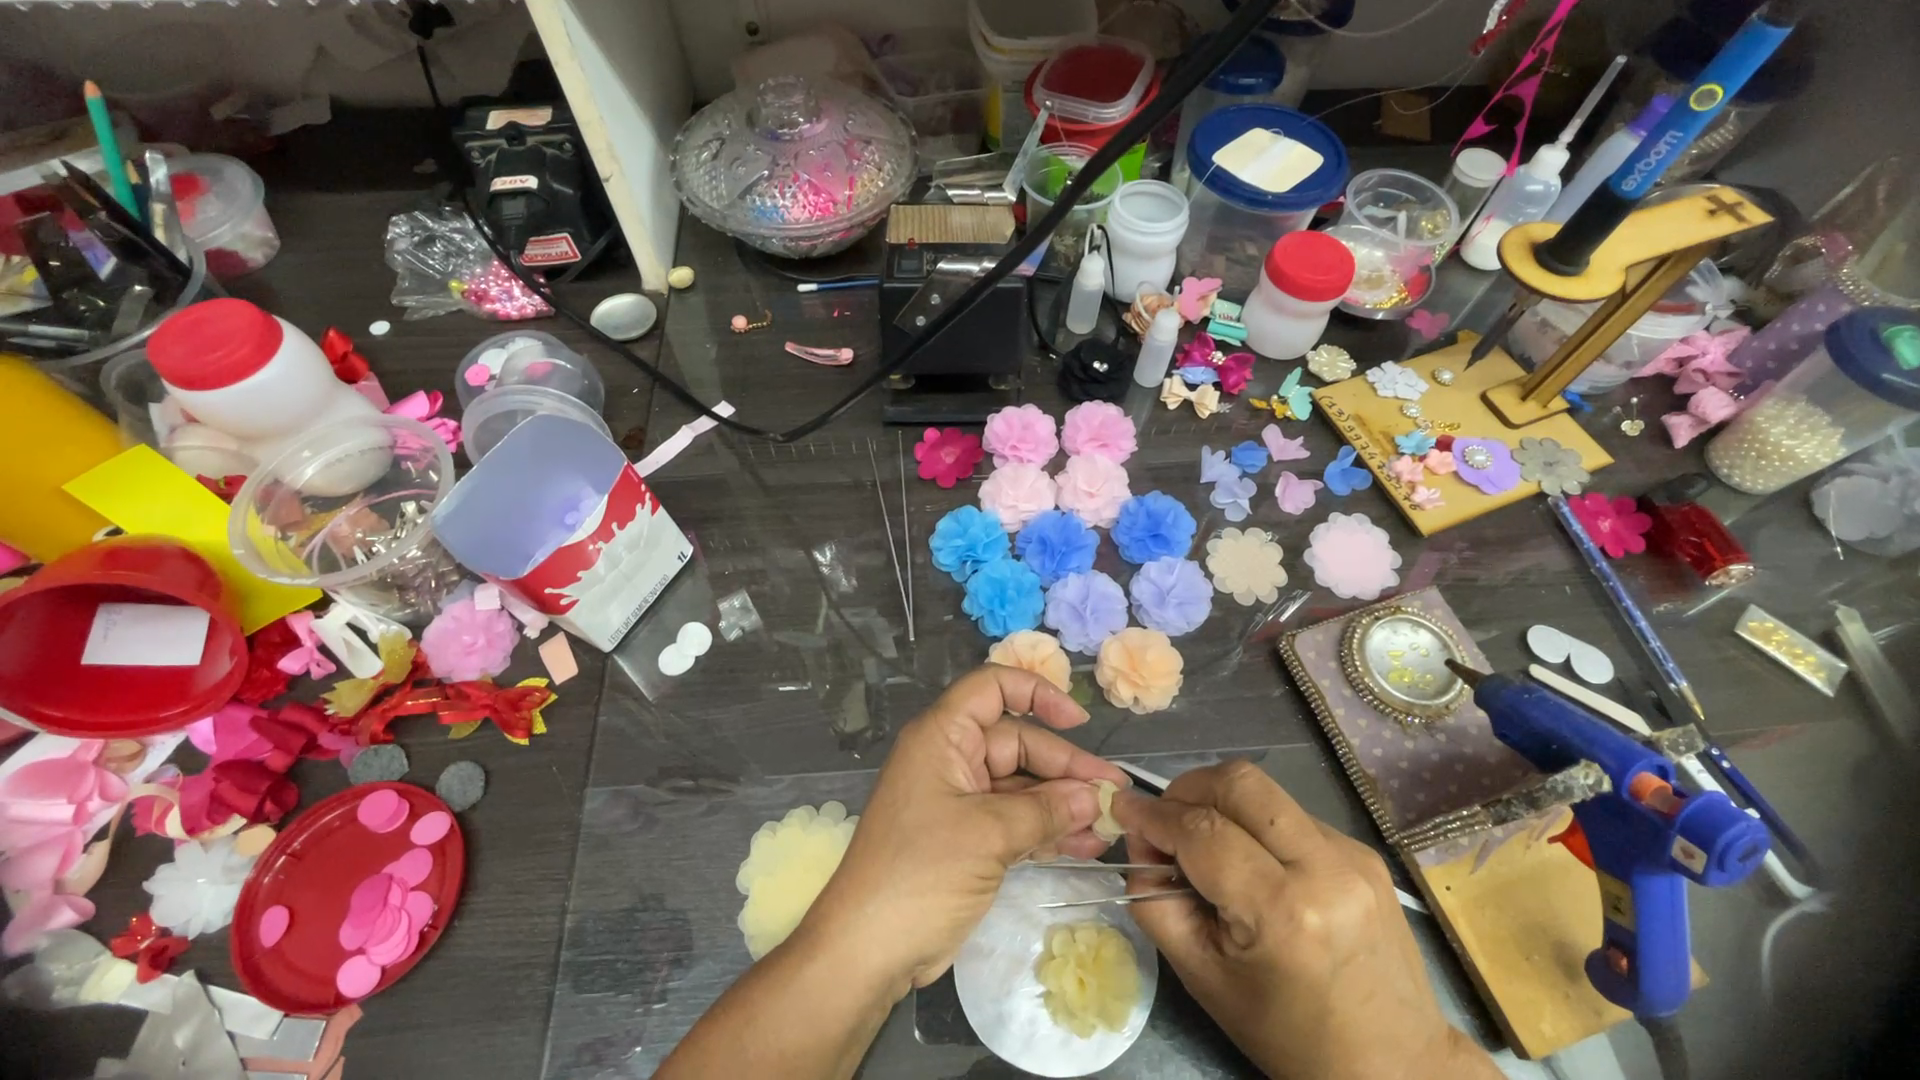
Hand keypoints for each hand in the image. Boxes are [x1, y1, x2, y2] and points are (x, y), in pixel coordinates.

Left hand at [801, 665, 1130, 992]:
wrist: (869, 948)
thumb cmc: (921, 874)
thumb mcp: (987, 835)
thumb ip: (1045, 811)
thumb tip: (1093, 797)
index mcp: (942, 737)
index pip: (991, 688)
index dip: (1036, 694)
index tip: (1077, 722)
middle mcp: (951, 760)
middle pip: (1017, 743)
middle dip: (1066, 767)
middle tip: (1115, 794)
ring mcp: (960, 802)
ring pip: (1021, 786)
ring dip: (1064, 803)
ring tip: (1109, 825)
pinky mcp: (967, 840)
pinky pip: (1015, 820)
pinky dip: (1048, 830)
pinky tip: (1086, 845)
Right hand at [1113, 762, 1497, 1079]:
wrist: (1394, 1064)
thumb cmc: (1287, 1034)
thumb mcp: (1202, 978)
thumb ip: (1156, 901)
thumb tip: (1141, 840)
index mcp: (1282, 912)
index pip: (1202, 831)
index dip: (1153, 815)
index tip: (1122, 811)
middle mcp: (1325, 868)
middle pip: (1240, 783)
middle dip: (1188, 789)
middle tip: (1165, 820)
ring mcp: (1352, 855)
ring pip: (1265, 793)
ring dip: (1220, 803)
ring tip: (1203, 843)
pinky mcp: (1364, 853)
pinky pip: (1291, 815)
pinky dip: (1254, 825)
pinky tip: (1251, 864)